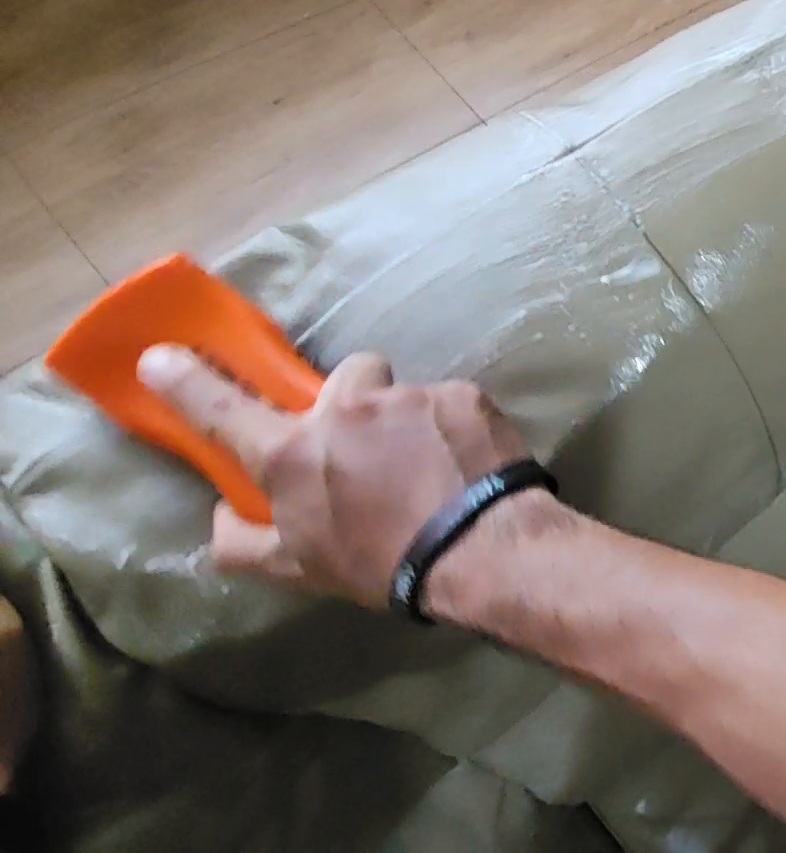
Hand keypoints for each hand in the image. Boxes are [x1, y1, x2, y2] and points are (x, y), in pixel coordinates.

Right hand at [135, 345, 545, 611]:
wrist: (482, 548)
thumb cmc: (382, 563)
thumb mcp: (295, 567)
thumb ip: (240, 538)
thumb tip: (226, 510)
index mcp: (292, 451)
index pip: (223, 407)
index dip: (188, 381)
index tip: (164, 357)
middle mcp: (350, 410)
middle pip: (345, 376)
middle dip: (353, 398)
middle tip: (372, 439)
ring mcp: (413, 396)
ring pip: (403, 391)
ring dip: (408, 417)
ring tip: (431, 458)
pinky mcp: (466, 395)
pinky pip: (450, 401)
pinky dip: (454, 425)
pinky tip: (466, 458)